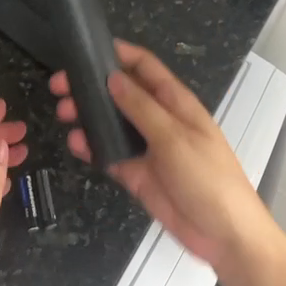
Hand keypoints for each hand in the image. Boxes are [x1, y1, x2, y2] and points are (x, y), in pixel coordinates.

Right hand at [50, 41, 274, 271]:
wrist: (224, 236)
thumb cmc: (207, 177)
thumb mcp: (174, 137)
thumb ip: (141, 108)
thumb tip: (113, 78)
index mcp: (175, 102)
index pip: (144, 67)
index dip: (119, 54)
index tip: (86, 49)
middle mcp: (159, 119)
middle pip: (121, 93)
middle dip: (91, 86)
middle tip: (60, 85)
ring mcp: (147, 147)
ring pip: (111, 122)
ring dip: (87, 115)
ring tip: (63, 112)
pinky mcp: (138, 174)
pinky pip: (110, 153)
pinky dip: (91, 147)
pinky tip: (76, 143)